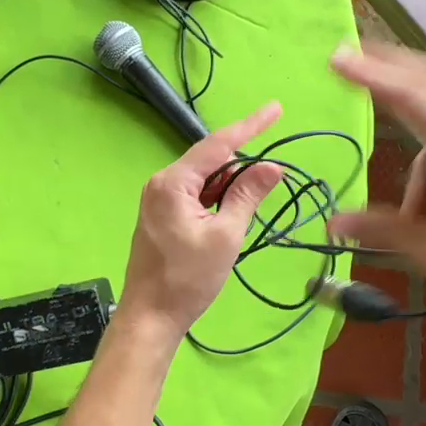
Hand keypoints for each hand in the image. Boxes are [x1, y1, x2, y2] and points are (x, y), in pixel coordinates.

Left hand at [118, 102, 286, 340]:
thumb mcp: (226, 236)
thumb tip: (272, 166)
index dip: (250, 125)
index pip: (218, 144)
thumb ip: (247, 196)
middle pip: (210, 161)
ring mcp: (158, 200)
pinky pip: (195, 195)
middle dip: (241, 166)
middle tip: (268, 181)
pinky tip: (231, 212)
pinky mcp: (161, 215)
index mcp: (173, 182)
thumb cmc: (188, 279)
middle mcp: (161, 183)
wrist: (150, 317)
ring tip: (247, 206)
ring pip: (204, 179)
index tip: (276, 108)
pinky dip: (216, 198)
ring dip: (229, 186)